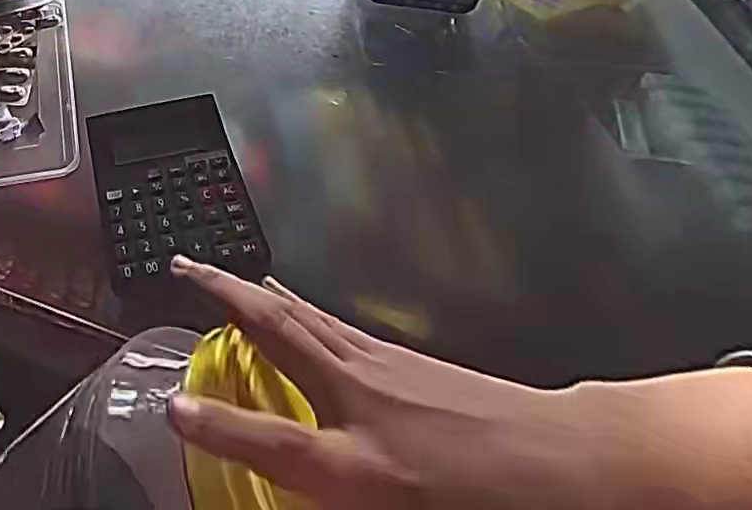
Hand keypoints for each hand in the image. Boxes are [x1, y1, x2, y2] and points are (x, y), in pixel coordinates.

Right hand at [167, 256, 595, 509]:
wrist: (580, 465)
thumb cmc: (492, 504)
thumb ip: (351, 492)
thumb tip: (307, 481)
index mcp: (362, 463)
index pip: (272, 443)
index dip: (217, 427)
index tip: (172, 405)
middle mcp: (357, 398)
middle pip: (275, 330)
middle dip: (222, 292)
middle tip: (182, 266)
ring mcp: (376, 364)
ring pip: (299, 314)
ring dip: (251, 288)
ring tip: (220, 273)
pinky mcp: (394, 354)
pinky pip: (323, 320)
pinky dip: (289, 302)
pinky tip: (286, 301)